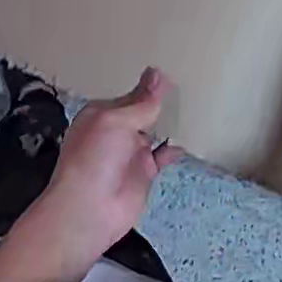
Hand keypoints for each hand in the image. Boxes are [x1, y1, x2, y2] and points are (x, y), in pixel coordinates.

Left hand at [2, 68, 183, 280]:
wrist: (90, 210)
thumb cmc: (92, 160)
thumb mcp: (116, 122)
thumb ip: (141, 103)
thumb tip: (157, 74)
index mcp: (101, 114)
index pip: (130, 95)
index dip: (148, 86)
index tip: (170, 71)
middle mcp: (115, 131)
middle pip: (142, 112)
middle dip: (158, 103)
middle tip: (186, 84)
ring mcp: (130, 152)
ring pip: (153, 132)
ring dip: (168, 124)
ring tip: (191, 107)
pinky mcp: (144, 173)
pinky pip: (162, 157)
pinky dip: (173, 149)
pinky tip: (185, 140)